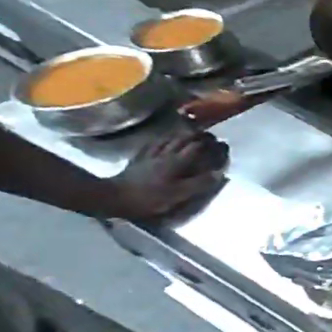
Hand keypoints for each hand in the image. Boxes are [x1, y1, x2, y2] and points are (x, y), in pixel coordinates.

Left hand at [100, 129, 228, 220]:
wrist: (113, 197)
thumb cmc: (148, 197)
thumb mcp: (177, 194)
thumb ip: (199, 184)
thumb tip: (218, 174)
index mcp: (176, 162)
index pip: (196, 147)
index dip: (208, 143)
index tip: (218, 142)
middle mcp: (164, 154)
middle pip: (182, 139)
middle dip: (196, 136)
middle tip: (205, 135)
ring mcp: (149, 155)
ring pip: (167, 139)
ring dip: (179, 135)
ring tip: (187, 133)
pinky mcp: (138, 159)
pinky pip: (151, 145)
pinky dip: (160, 140)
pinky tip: (161, 140)